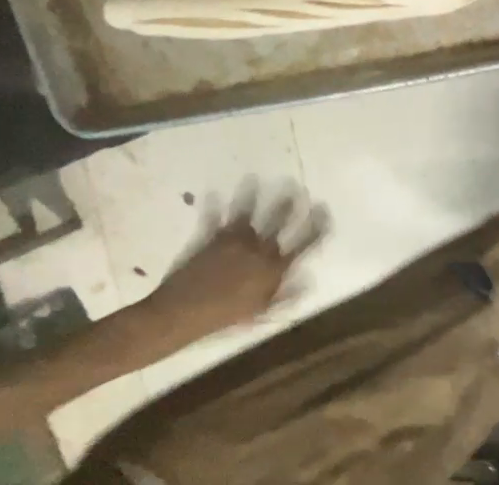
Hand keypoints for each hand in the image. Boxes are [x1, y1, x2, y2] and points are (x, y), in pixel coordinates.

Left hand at [146, 180, 328, 335]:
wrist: (174, 318)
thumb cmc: (220, 319)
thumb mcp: (258, 313)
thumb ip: (284, 295)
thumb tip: (309, 281)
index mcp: (275, 267)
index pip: (306, 241)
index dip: (318, 224)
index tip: (324, 209)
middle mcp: (260, 250)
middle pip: (281, 222)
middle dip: (291, 204)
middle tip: (296, 188)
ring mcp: (235, 243)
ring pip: (252, 214)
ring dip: (256, 196)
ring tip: (258, 179)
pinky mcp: (210, 241)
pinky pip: (215, 218)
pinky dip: (215, 205)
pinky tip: (214, 192)